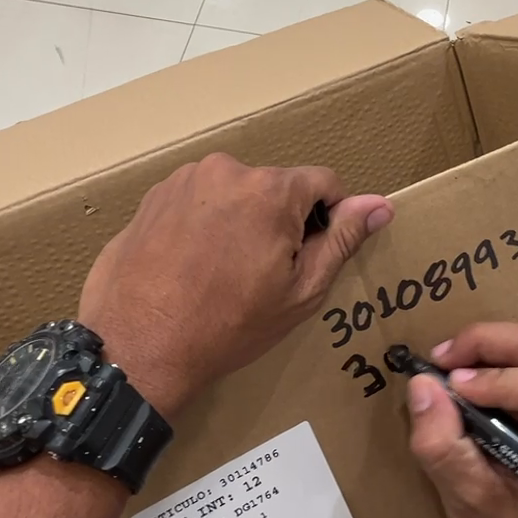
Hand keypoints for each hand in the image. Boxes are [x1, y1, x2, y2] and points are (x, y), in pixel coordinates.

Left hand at [78, 153, 391, 418]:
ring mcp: (185, 179)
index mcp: (272, 190)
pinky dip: (206, 222)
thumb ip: (341, 239)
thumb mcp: (300, 290)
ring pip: (237, 192)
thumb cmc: (227, 325)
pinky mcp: (154, 195)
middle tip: (263, 273)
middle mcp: (229, 169)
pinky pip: (199, 199)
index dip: (327, 219)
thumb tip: (380, 205)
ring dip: (241, 219)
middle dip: (281, 220)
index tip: (309, 255)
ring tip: (223, 271)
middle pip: (277, 187)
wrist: (137, 347)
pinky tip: (193, 264)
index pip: (325, 183)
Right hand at [407, 323, 517, 517]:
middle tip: (441, 360)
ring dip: (489, 342)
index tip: (451, 387)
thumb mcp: (468, 501)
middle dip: (488, 344)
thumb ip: (444, 448)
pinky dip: (494, 349)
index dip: (496, 379)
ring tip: (449, 362)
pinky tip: (466, 367)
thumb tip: (423, 386)